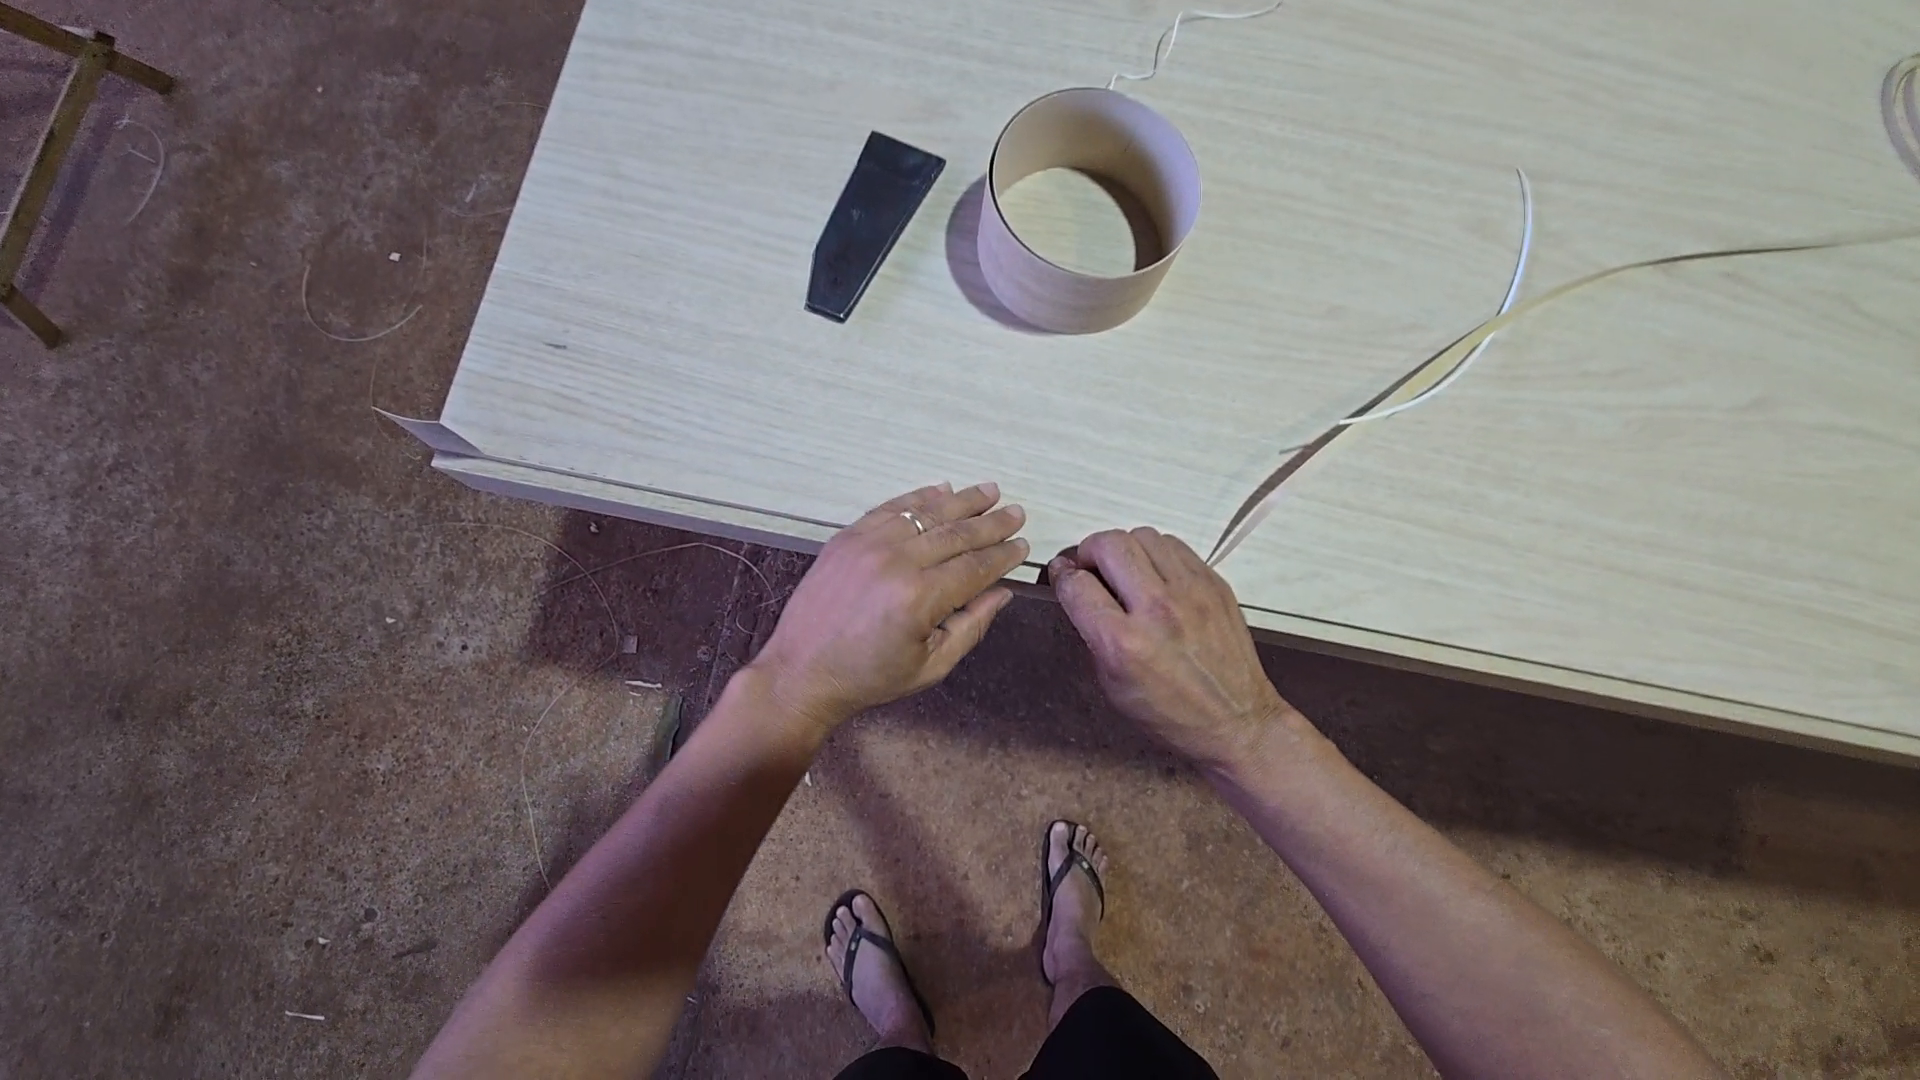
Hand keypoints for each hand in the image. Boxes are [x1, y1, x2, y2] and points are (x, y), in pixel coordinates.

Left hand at [751, 483, 1029, 734]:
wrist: (801, 672)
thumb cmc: (869, 678)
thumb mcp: (930, 666)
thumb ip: (971, 626)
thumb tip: (1002, 592)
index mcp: (919, 598)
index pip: (975, 566)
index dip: (1003, 555)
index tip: (1023, 544)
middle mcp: (896, 562)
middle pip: (956, 533)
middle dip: (991, 522)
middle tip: (1016, 512)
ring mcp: (868, 544)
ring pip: (925, 513)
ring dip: (961, 500)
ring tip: (989, 491)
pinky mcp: (847, 538)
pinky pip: (890, 508)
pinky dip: (917, 497)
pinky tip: (940, 490)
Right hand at [1050, 528, 1300, 769]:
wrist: (1235, 721)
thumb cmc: (1171, 713)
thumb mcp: (1111, 683)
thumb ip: (1092, 632)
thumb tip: (1077, 589)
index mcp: (1123, 643)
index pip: (1077, 585)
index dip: (1062, 576)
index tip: (1062, 574)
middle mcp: (1157, 611)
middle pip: (1109, 545)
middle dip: (1089, 552)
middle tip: (1091, 568)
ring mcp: (1191, 592)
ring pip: (1143, 535)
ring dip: (1125, 549)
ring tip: (1125, 570)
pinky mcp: (1214, 584)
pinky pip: (1175, 546)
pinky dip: (1156, 554)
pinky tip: (1155, 576)